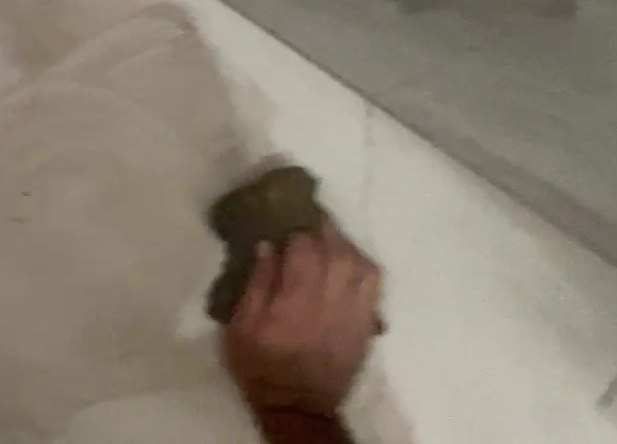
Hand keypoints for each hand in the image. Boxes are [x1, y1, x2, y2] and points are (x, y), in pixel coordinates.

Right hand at [223, 223, 383, 416]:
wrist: (295, 406)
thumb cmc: (259, 362)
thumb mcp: (242, 323)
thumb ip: (257, 283)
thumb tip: (266, 245)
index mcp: (297, 302)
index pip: (306, 251)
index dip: (297, 227)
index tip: (284, 211)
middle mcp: (331, 305)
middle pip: (339, 254)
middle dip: (325, 228)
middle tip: (309, 213)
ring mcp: (354, 318)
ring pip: (363, 269)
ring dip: (347, 245)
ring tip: (328, 234)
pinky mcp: (365, 329)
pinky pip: (374, 290)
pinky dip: (363, 267)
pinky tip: (348, 260)